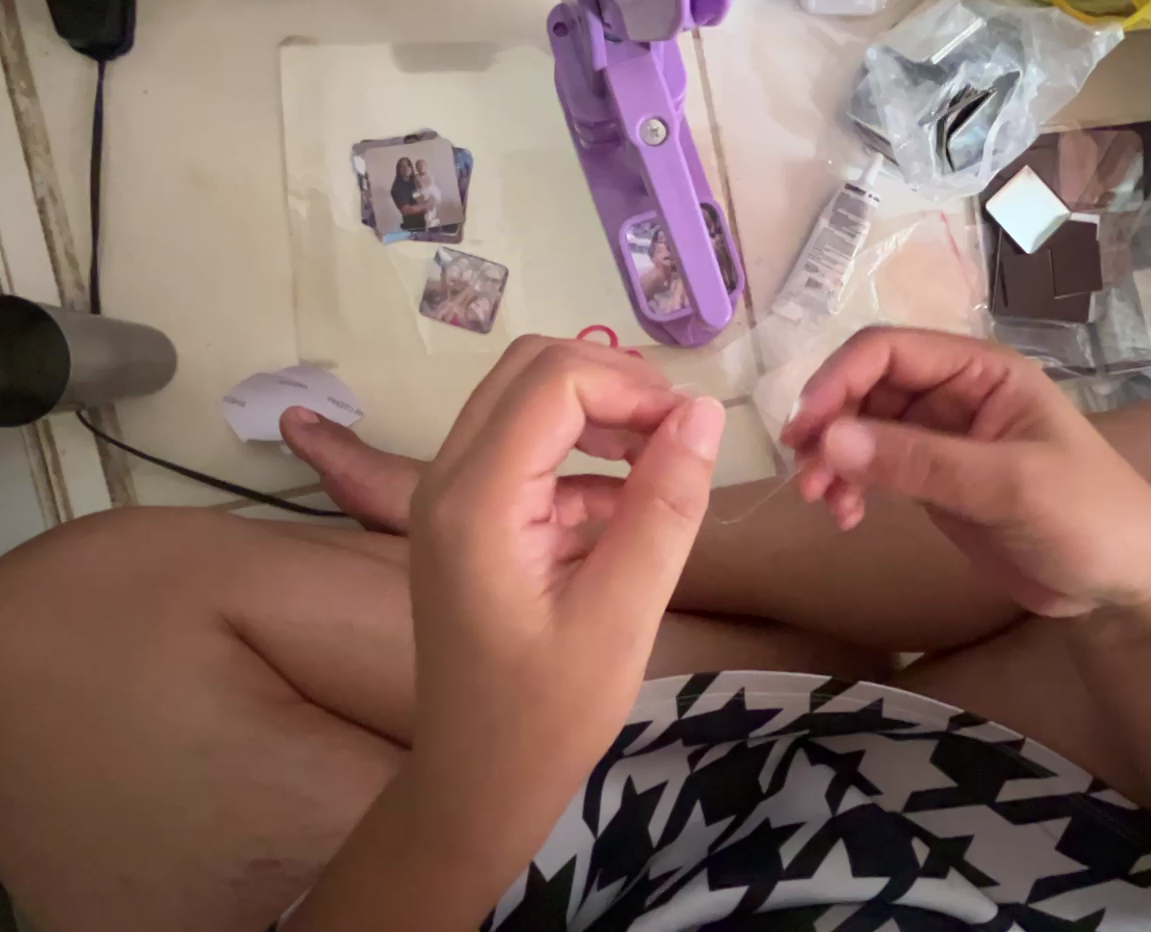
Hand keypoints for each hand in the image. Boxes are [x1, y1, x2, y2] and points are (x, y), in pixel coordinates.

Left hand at [406, 338, 722, 808]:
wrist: (478, 782)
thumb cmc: (549, 714)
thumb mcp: (624, 614)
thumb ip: (665, 506)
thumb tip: (703, 413)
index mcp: (476, 499)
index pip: (554, 381)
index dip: (632, 387)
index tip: (690, 431)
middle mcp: (447, 477)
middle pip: (532, 369)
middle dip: (614, 382)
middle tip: (676, 430)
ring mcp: (450, 492)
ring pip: (526, 397)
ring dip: (599, 409)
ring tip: (660, 454)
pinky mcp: (469, 512)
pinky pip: (527, 444)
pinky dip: (583, 449)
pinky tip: (626, 499)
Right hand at [779, 328, 1150, 617]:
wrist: (1124, 585)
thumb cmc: (1089, 518)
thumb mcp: (1009, 485)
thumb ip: (919, 461)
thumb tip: (828, 440)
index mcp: (978, 371)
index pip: (887, 351)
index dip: (838, 381)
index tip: (806, 431)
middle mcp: (952, 393)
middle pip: (865, 388)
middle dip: (829, 425)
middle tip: (805, 476)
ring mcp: (938, 436)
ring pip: (860, 428)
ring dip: (832, 458)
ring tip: (820, 500)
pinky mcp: (930, 477)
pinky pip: (872, 466)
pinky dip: (849, 485)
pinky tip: (846, 516)